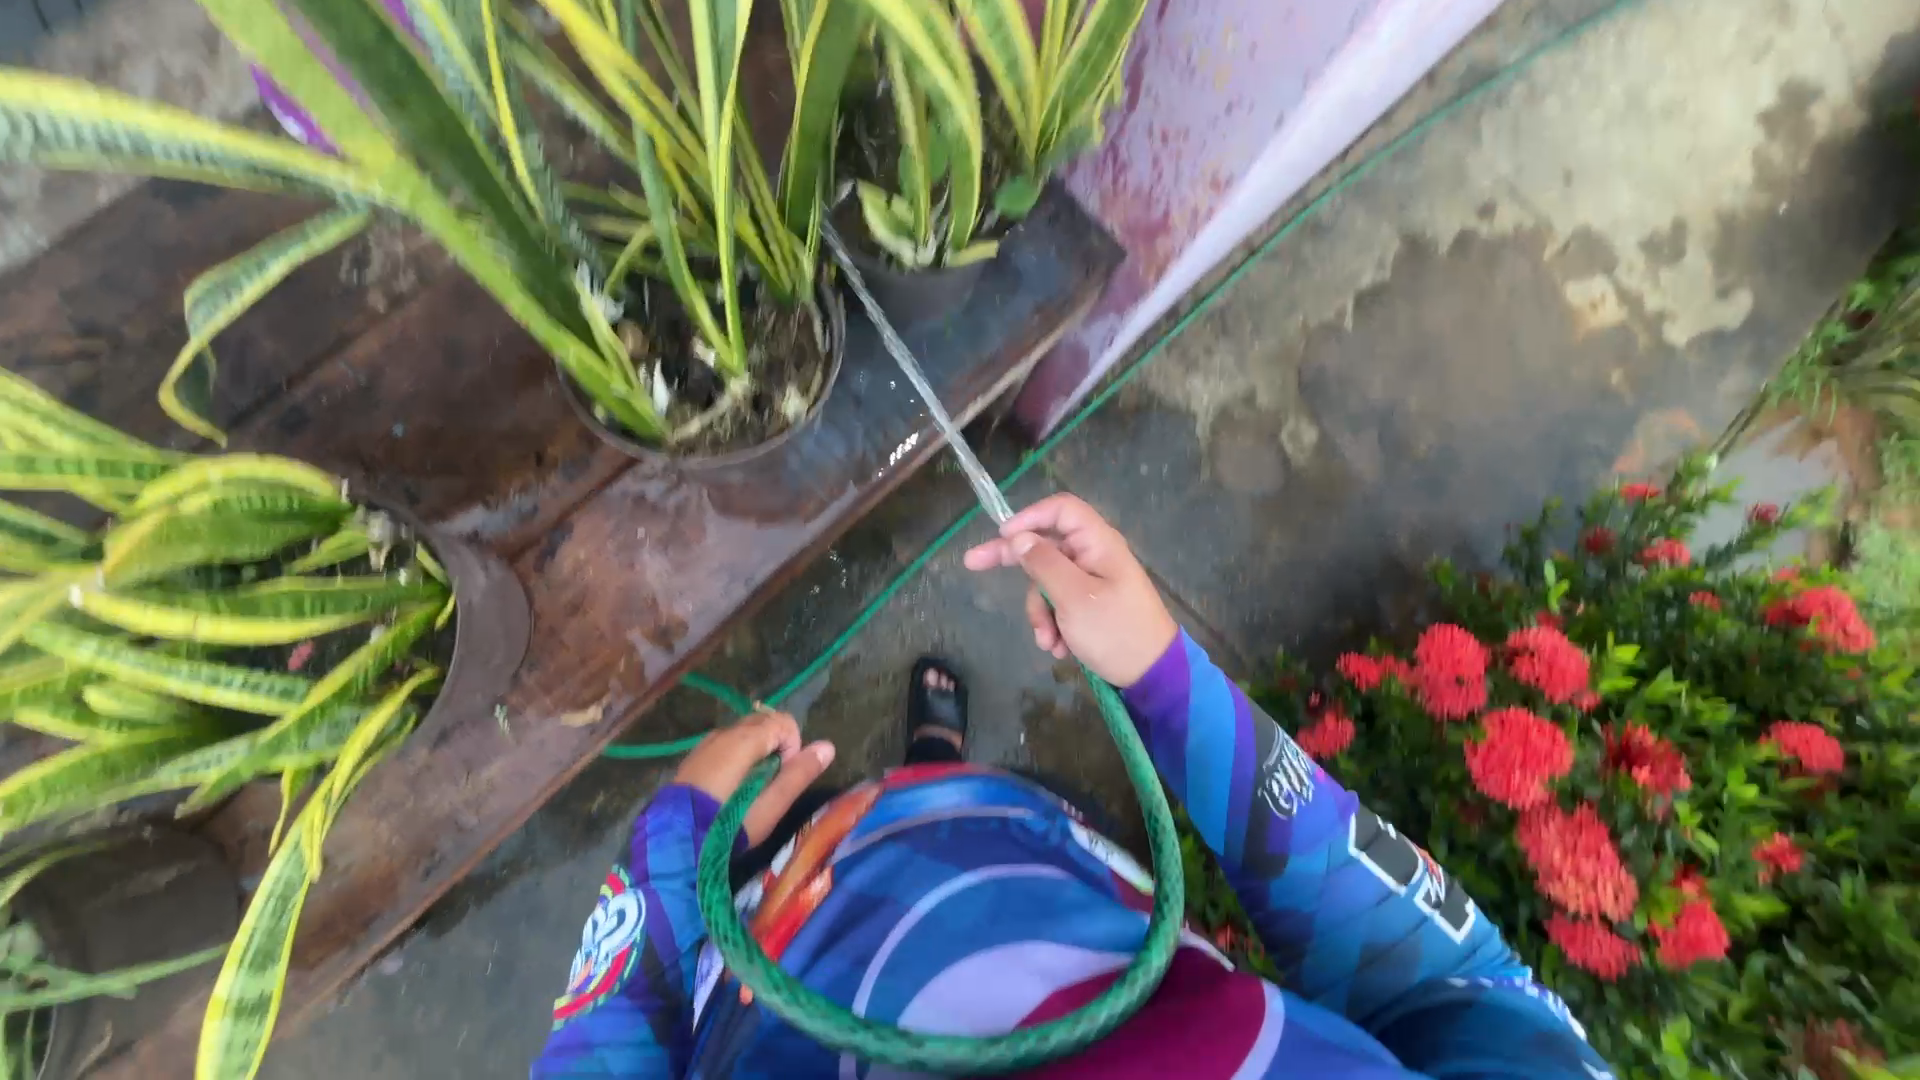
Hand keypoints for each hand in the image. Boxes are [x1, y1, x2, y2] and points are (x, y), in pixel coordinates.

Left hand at [672, 710, 834, 844]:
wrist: (672, 846)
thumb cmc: (728, 825)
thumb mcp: (770, 806)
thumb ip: (799, 774)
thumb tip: (828, 746)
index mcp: (745, 739)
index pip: (784, 722)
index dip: (792, 747)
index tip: (782, 779)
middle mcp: (724, 732)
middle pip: (763, 722)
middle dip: (776, 746)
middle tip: (769, 784)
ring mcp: (705, 744)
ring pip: (743, 733)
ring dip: (756, 752)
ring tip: (749, 789)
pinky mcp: (693, 758)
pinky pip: (725, 745)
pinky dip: (736, 757)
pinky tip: (728, 789)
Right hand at [962, 494, 1177, 687]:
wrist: (1152, 674)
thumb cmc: (1115, 630)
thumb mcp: (1073, 597)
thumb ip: (1043, 563)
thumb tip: (1018, 536)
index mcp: (1097, 543)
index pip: (1060, 510)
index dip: (1029, 516)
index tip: (1002, 535)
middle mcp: (1093, 556)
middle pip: (1045, 546)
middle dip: (1015, 563)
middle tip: (972, 564)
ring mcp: (1091, 581)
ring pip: (1046, 582)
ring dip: (1040, 612)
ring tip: (1048, 641)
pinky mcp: (1089, 605)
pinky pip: (1058, 604)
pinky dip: (1053, 624)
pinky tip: (1058, 647)